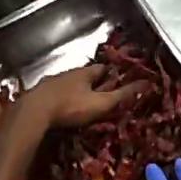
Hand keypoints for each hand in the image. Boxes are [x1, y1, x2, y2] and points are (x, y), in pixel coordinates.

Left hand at [15, 65, 149, 129]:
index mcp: (84, 72)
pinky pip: (56, 94)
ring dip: (78, 90)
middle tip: (103, 93)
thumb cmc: (70, 106)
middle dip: (94, 82)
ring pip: (70, 84)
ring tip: (85, 102)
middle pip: (85, 75)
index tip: (120, 80)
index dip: (112, 73)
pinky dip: (63, 99)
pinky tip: (64, 109)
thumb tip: (146, 84)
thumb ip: (121, 95)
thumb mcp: (100, 103)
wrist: (34, 111)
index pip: (102, 68)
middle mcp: (68, 73)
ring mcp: (53, 83)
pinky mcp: (41, 94)